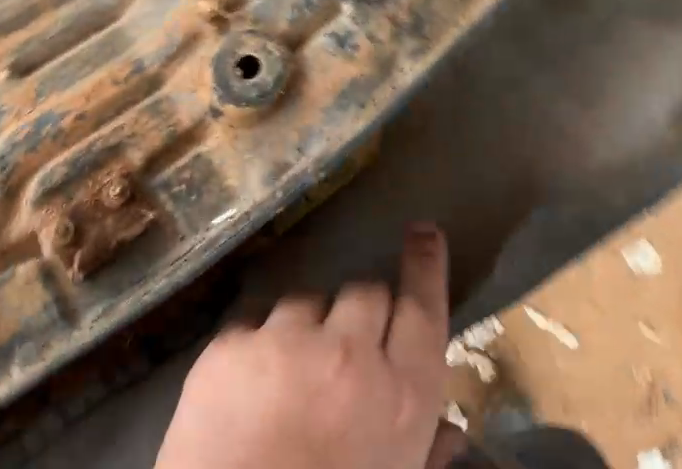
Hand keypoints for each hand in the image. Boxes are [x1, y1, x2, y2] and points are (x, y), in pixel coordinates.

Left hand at [156, 224, 465, 468]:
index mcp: (401, 395)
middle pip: (366, 293)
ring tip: (289, 374)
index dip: (424, 266)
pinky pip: (253, 322)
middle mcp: (350, 354)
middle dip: (359, 314)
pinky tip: (247, 384)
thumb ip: (425, 453)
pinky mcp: (231, 347)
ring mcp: (287, 344)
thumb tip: (450, 431)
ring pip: (307, 301)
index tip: (423, 234)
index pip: (422, 308)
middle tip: (344, 346)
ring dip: (305, 327)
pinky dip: (255, 345)